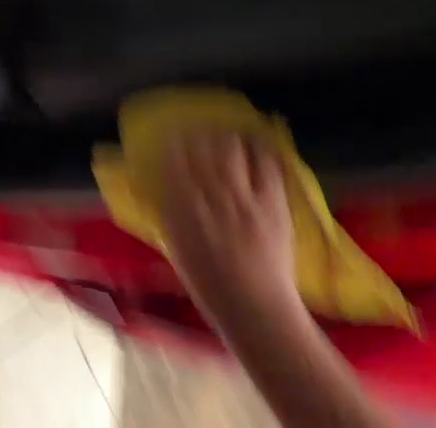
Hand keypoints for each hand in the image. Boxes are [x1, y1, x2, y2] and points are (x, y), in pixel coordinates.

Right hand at [156, 131, 303, 327]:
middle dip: (203, 132)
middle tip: (202, 130)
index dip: (174, 139)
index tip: (173, 135)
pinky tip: (260, 146)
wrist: (253, 306)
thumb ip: (168, 209)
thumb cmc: (205, 280)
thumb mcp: (174, 241)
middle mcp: (211, 191)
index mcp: (181, 201)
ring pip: (235, 149)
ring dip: (230, 137)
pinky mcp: (274, 203)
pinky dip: (264, 152)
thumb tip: (161, 185)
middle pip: (205, 144)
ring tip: (230, 134)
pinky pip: (270, 167)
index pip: (174, 155)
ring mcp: (245, 196)